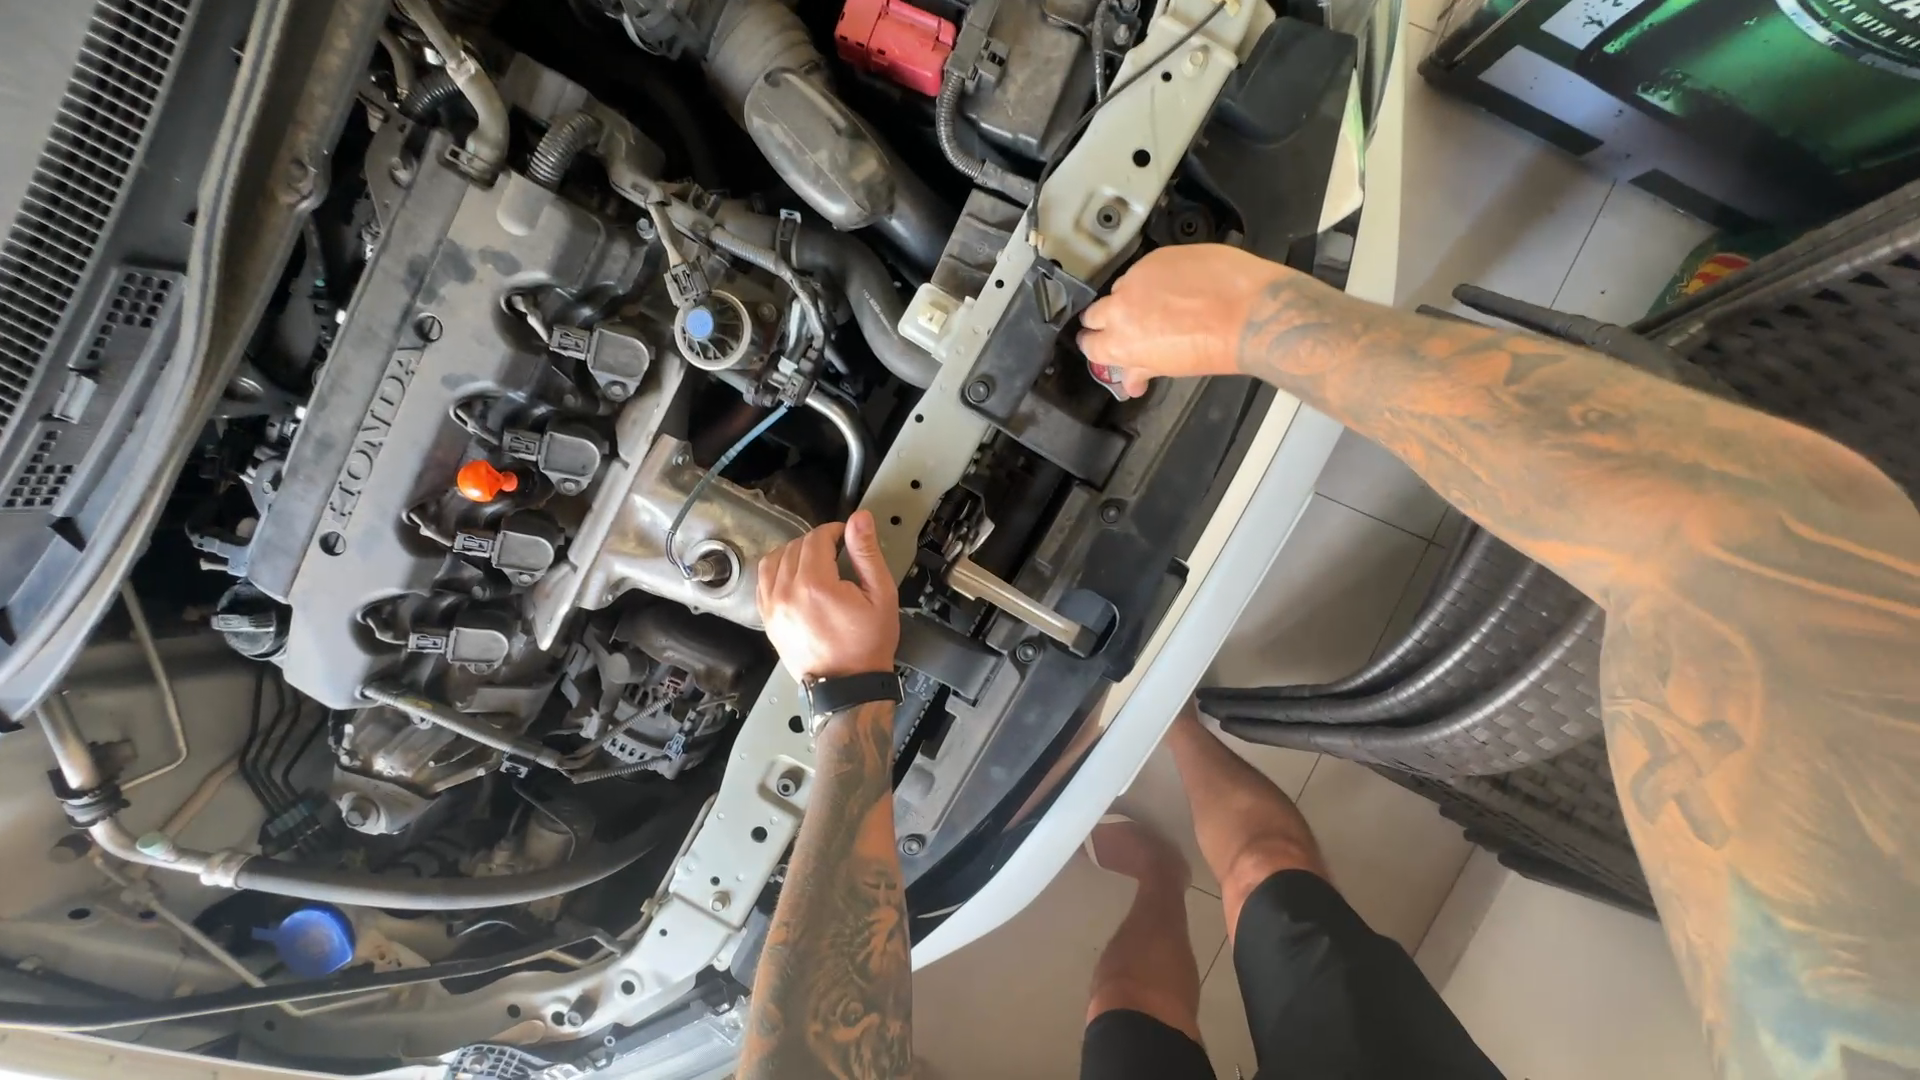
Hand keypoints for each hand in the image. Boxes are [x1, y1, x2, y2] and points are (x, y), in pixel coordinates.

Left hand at [756, 509, 899, 679]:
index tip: (846, 537)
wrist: (848, 686)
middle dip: (818, 543)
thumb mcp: (880, 594)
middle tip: (837, 554)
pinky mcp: (768, 619)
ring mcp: (773, 608)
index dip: (834, 531)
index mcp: (815, 585)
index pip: (817, 538)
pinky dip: (778, 571)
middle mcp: (787, 593)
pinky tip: (796, 577)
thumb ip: (867, 553)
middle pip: (796, 546)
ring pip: (775, 559)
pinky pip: (764, 581)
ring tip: (816, 563)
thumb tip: (860, 521)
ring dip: (795, 553)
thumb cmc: (866, 645)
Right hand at [1077, 244, 1293, 397]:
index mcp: (1119, 343)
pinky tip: (1179, 284)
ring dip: (1132, 296)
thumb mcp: (1172, 367)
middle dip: (1106, 320)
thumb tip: (1133, 381)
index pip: (1089, 344)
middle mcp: (1120, 309)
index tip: (1105, 345)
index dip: (1097, 346)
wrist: (1249, 312)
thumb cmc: (1215, 347)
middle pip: (1094, 314)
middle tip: (1129, 324)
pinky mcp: (1158, 256)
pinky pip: (1145, 268)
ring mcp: (1138, 278)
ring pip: (1120, 287)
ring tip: (1160, 302)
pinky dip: (1155, 277)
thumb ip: (1143, 368)